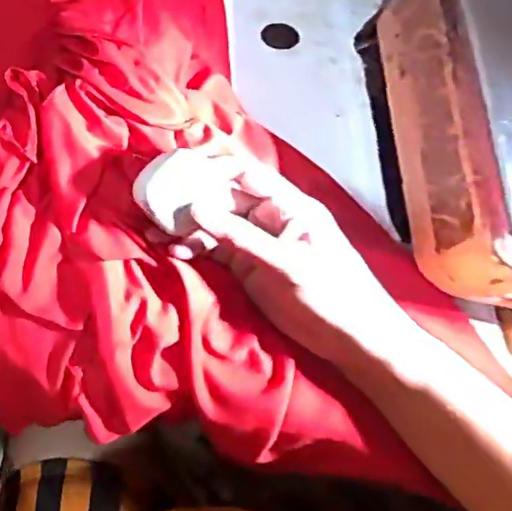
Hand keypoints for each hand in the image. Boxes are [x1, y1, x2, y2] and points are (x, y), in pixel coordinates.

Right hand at [169, 153, 428, 371]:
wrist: (357, 344)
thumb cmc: (334, 297)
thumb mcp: (286, 265)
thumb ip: (239, 236)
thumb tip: (194, 208)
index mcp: (288, 206)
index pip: (244, 172)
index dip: (212, 166)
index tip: (179, 170)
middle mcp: (268, 217)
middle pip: (220, 196)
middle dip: (188, 198)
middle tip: (155, 203)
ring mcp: (256, 241)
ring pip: (211, 222)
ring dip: (184, 226)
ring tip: (154, 231)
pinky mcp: (246, 264)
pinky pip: (212, 246)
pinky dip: (191, 247)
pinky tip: (174, 251)